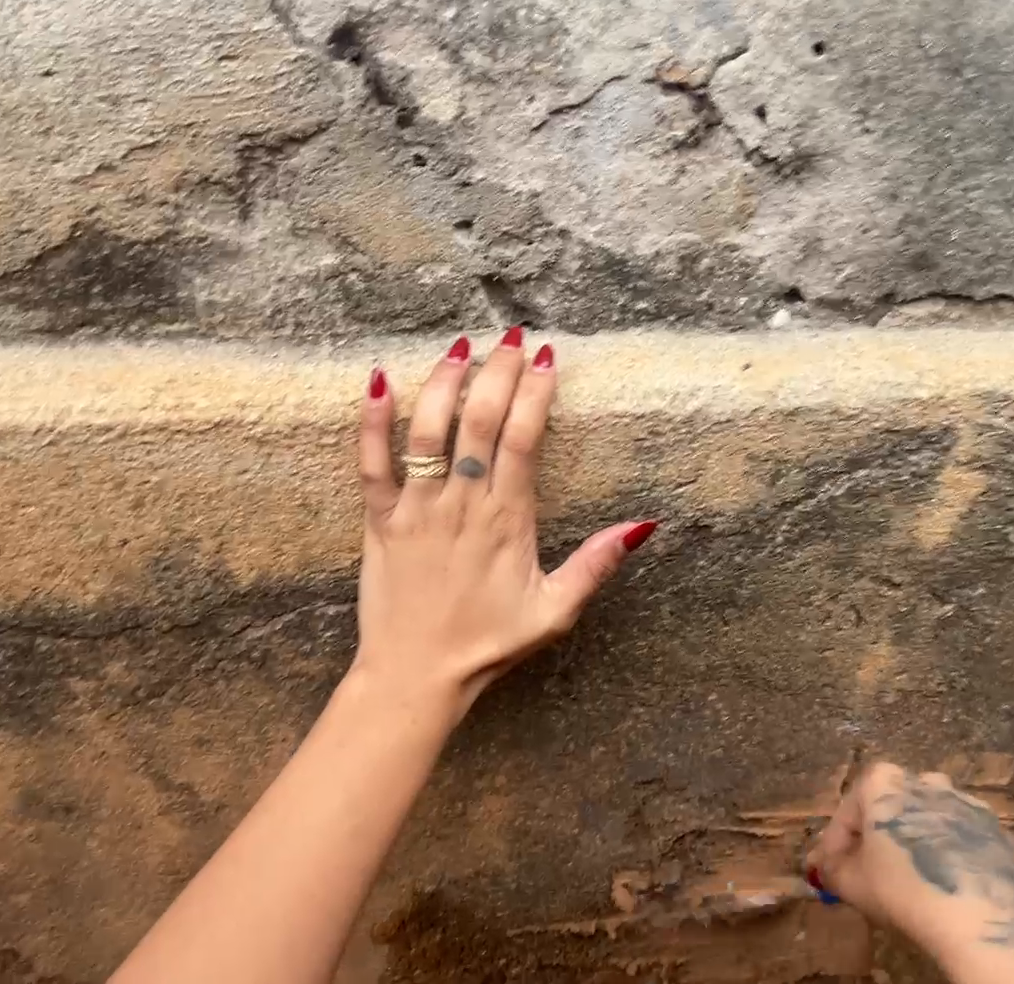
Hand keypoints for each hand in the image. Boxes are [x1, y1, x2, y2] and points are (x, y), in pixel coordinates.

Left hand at [352, 329, 655, 720]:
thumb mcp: (555, 612)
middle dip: (497, 372)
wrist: (415, 677)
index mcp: (507, 520)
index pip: (523, 439)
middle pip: (480, 422)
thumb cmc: (487, 644)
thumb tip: (642, 525)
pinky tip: (378, 379)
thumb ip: (596, 565)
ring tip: (461, 347)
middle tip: (511, 337)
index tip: (546, 358)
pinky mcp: (380, 521)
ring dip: (444, 382)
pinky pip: (371, 464)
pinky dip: (372, 422)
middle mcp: (462, 505)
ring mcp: (417, 509)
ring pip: (428, 431)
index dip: (535, 393)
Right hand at [808, 764, 1013, 983]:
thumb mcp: (853, 884)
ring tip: (912, 886)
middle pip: (890, 811)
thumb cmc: (904, 890)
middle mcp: (924, 780)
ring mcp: (967, 804)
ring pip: (929, 824)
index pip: (847, 813)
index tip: (831, 873)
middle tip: (870, 877)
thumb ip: (831, 869)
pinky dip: (953, 862)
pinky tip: (948, 892)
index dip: (834, 846)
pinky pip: (964, 845)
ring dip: (917, 847)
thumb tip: (823, 868)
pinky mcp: (1000, 834)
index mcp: (883, 781)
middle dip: (878, 841)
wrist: (984, 920)